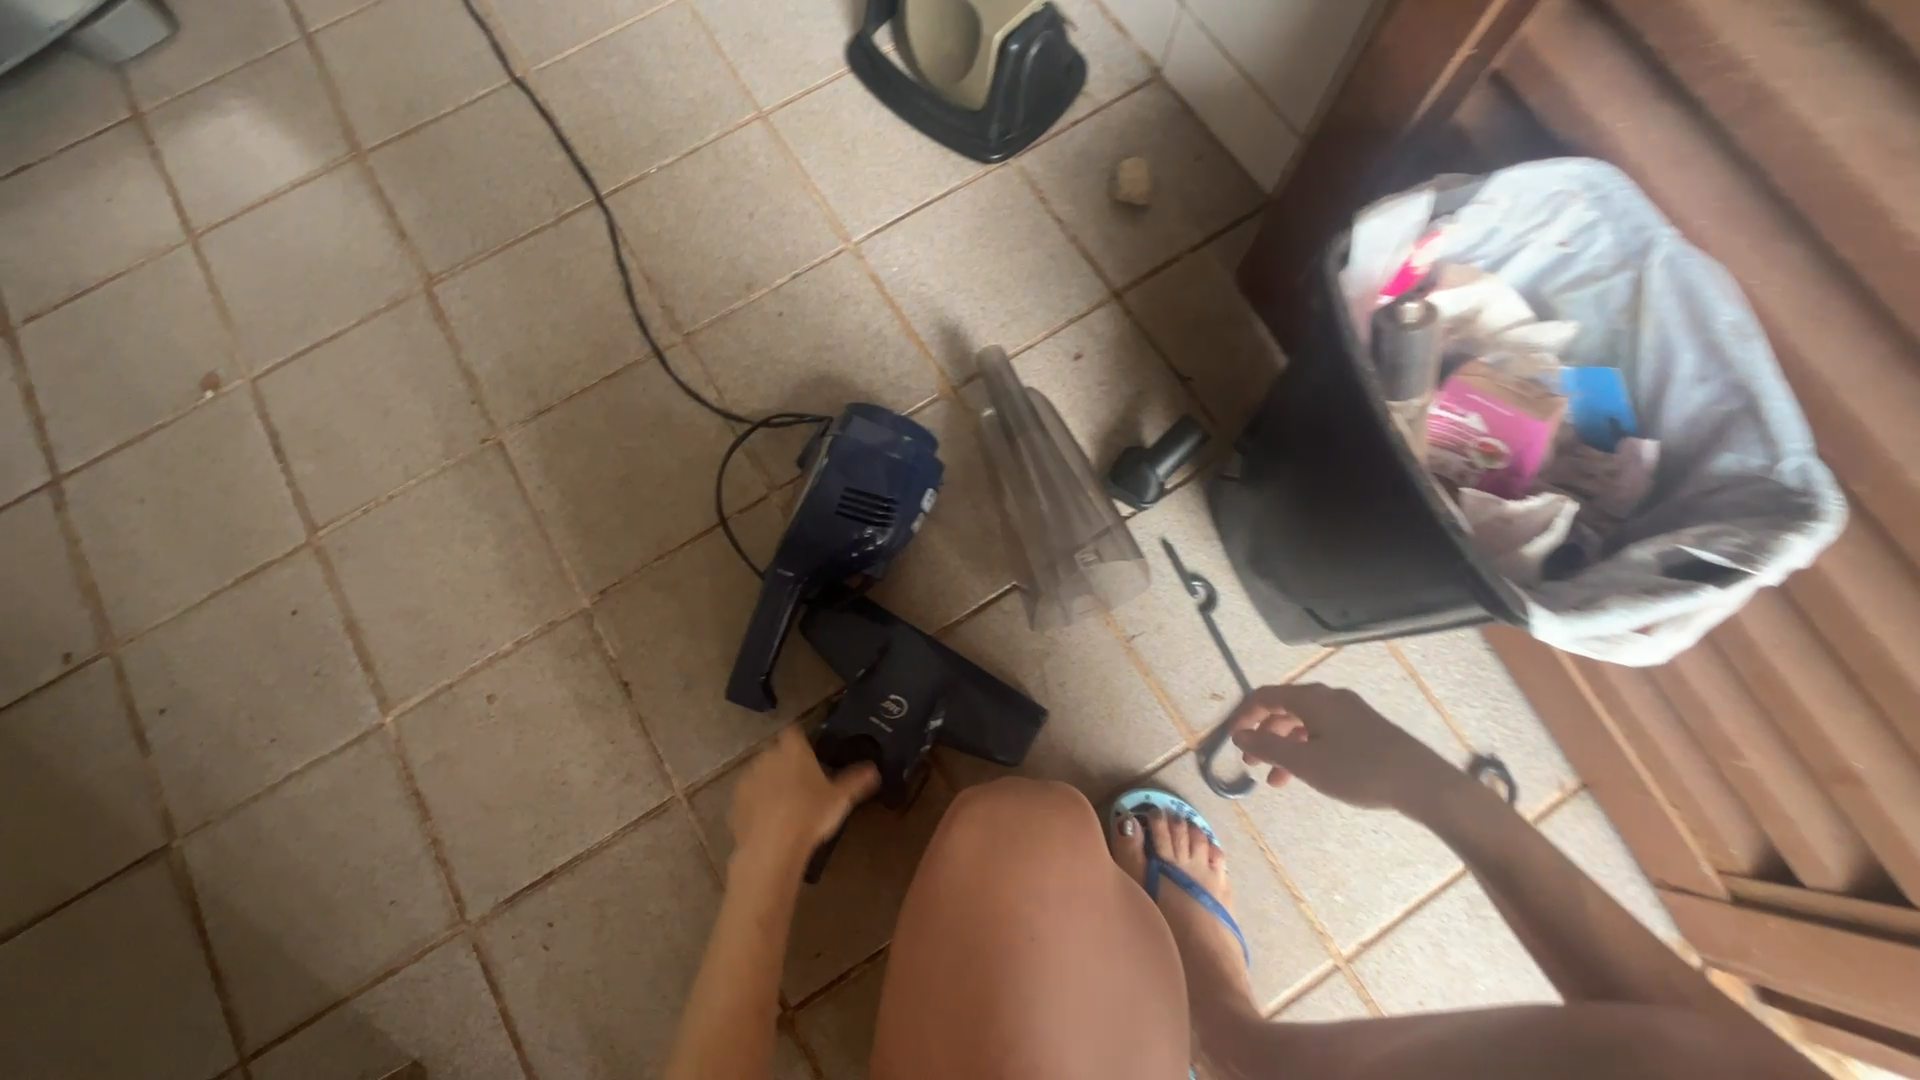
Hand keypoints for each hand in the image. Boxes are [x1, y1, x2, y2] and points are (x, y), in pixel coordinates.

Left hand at [729, 728, 879, 859]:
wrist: (772, 846)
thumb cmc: (811, 813)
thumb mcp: (841, 798)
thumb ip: (856, 781)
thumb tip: (874, 770)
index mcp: (793, 749)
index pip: (794, 731)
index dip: (800, 740)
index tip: (810, 753)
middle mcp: (767, 755)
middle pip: (776, 750)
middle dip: (786, 761)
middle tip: (802, 781)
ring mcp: (748, 777)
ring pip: (761, 772)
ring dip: (770, 781)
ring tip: (785, 803)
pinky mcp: (734, 801)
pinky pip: (749, 795)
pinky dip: (757, 802)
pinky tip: (768, 820)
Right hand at [1228, 684, 1461, 812]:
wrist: (1423, 784)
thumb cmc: (1358, 770)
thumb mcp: (1305, 762)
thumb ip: (1267, 746)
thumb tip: (1239, 734)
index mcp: (1312, 699)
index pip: (1265, 696)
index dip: (1244, 715)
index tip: (1232, 739)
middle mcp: (1330, 698)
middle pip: (1285, 709)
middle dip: (1264, 735)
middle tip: (1252, 762)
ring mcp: (1351, 713)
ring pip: (1305, 724)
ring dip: (1285, 748)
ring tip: (1277, 780)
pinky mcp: (1367, 730)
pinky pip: (1324, 733)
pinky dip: (1308, 750)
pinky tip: (1309, 775)